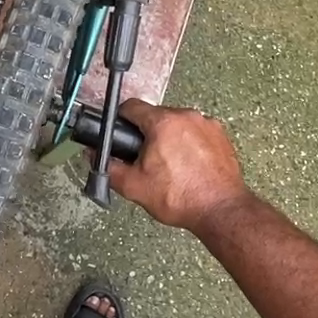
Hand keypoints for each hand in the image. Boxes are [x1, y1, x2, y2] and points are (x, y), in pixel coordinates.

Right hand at [107, 100, 252, 231]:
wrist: (221, 211)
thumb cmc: (183, 198)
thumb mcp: (133, 186)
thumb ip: (109, 167)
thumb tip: (96, 156)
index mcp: (163, 123)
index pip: (131, 106)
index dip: (120, 119)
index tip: (120, 130)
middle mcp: (187, 117)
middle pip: (156, 116)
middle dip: (147, 134)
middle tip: (145, 159)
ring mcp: (207, 125)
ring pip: (177, 124)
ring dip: (170, 139)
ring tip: (169, 166)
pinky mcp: (221, 136)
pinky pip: (197, 133)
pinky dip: (190, 145)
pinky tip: (188, 167)